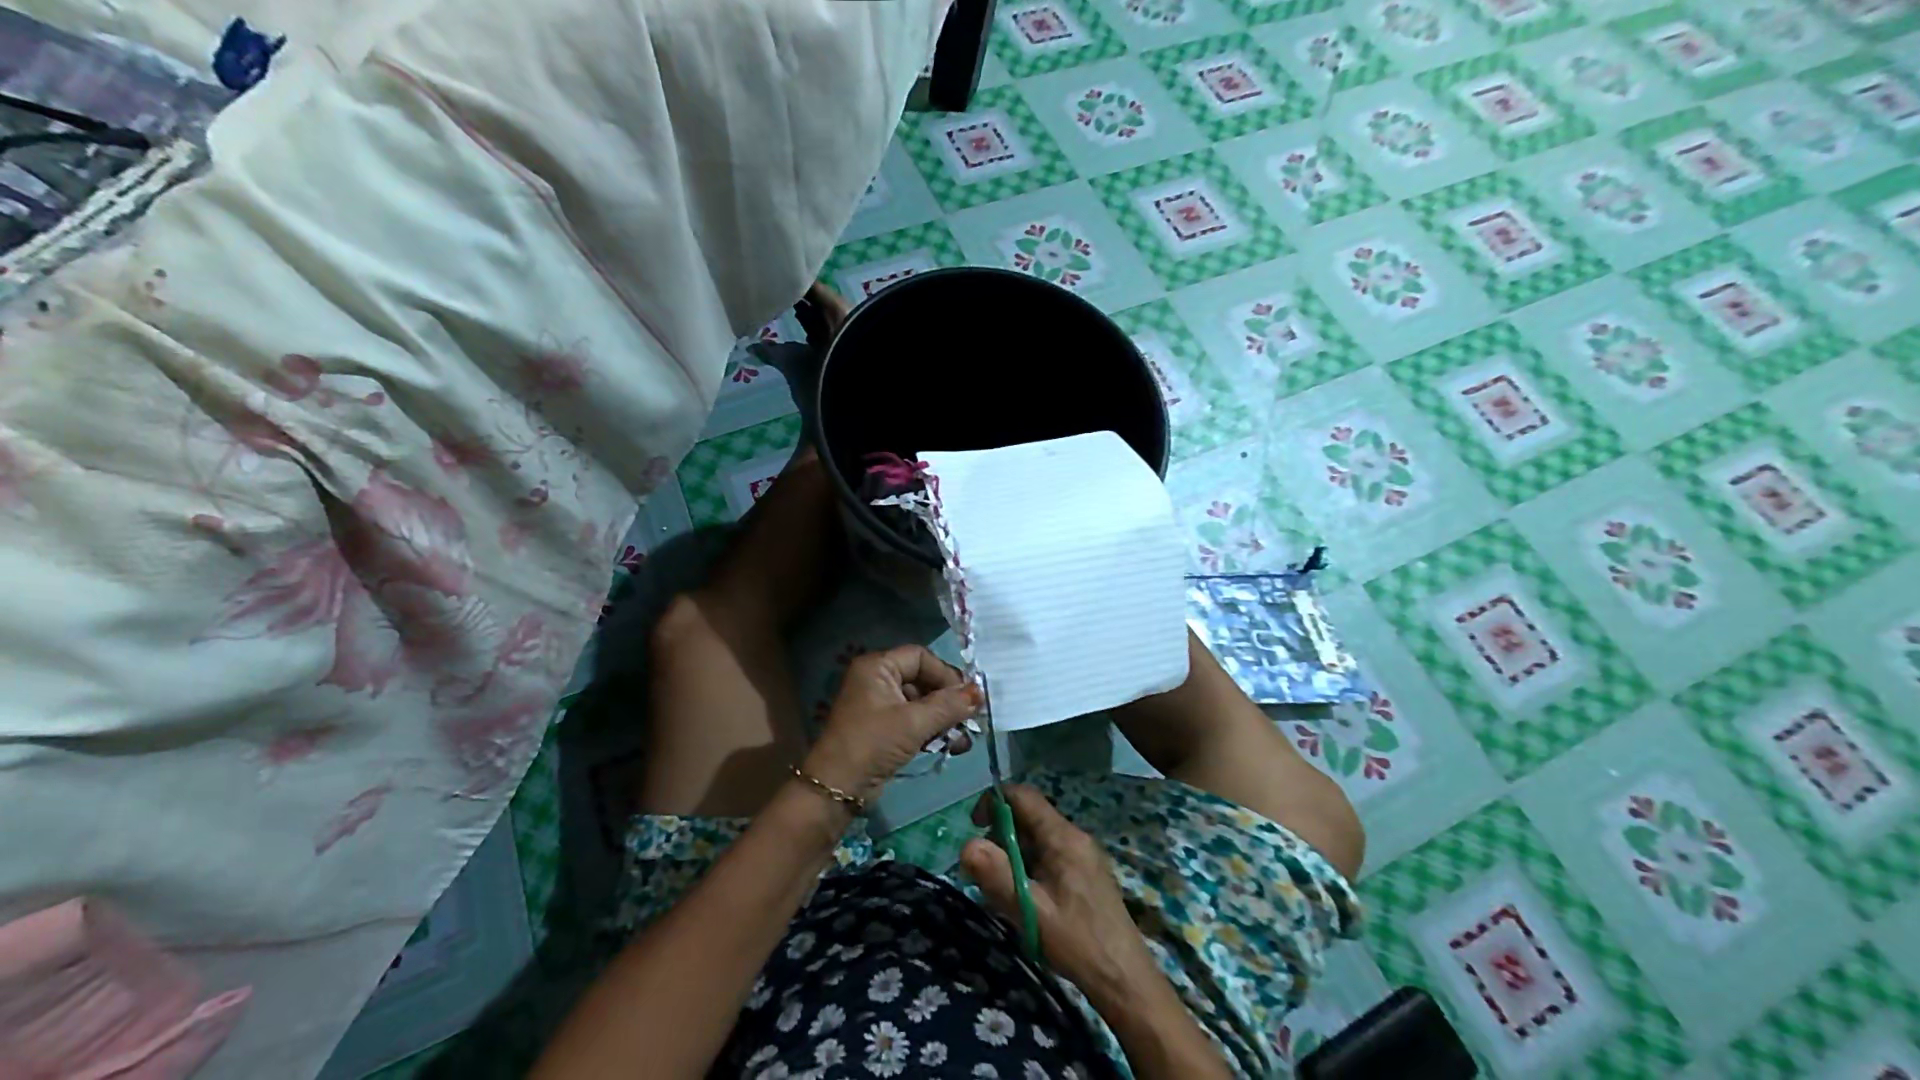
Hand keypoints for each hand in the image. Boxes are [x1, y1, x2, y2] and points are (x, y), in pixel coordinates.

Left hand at [801, 646, 979, 803]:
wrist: (837, 788)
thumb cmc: (873, 744)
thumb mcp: (914, 722)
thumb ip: (948, 705)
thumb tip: (980, 693)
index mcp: (877, 667)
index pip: (920, 657)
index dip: (944, 673)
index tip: (965, 697)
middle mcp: (877, 680)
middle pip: (922, 679)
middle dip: (948, 700)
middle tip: (969, 718)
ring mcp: (879, 705)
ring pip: (921, 702)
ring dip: (944, 718)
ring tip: (963, 738)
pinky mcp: (884, 728)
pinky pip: (914, 720)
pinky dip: (932, 730)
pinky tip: (951, 745)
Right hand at [961, 785, 1160, 997]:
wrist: (1123, 977)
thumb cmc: (1076, 941)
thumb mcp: (1029, 909)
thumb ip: (996, 874)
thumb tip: (967, 845)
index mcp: (1063, 837)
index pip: (1024, 795)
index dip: (994, 801)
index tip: (976, 826)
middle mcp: (1076, 837)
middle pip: (1030, 817)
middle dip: (1001, 834)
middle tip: (986, 868)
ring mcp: (1084, 855)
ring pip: (1038, 838)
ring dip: (1014, 854)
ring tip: (1002, 889)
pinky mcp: (1086, 873)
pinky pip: (1050, 855)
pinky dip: (1030, 866)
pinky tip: (1025, 899)